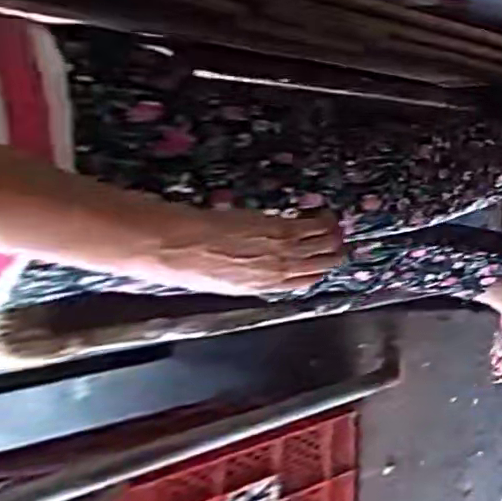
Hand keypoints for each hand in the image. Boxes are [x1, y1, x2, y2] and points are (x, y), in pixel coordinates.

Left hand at [136, 208, 346, 295]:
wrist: (165, 244)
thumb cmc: (179, 264)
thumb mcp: (215, 281)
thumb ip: (247, 277)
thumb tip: (262, 271)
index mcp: (260, 285)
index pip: (307, 281)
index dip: (319, 270)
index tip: (322, 262)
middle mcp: (277, 268)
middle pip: (325, 261)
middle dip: (334, 252)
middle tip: (336, 242)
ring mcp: (283, 247)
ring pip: (327, 242)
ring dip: (334, 234)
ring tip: (332, 226)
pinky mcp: (282, 228)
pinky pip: (317, 225)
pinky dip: (325, 219)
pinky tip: (322, 215)